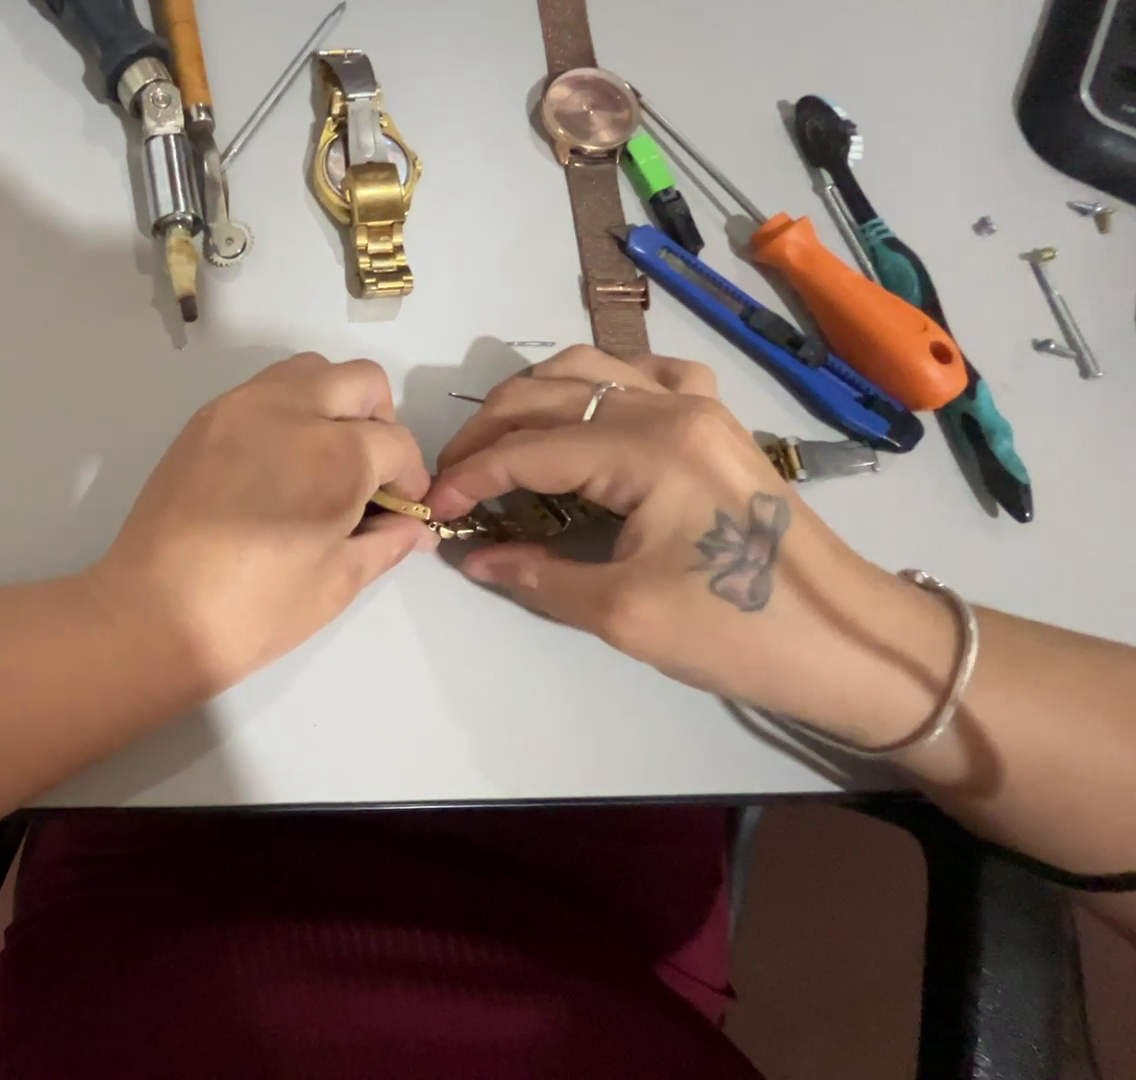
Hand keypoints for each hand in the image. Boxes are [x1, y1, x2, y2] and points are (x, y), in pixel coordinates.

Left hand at [93, 354, 436, 692]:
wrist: (153, 614)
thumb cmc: (253, 610)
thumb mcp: (335, 584)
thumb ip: (384, 542)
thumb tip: (410, 525)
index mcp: (334, 455)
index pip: (396, 442)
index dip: (409, 477)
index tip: (401, 507)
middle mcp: (289, 412)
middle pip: (360, 381)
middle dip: (379, 421)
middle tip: (369, 472)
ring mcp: (239, 409)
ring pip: (307, 371)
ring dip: (331, 403)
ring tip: (322, 459)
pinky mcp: (203, 421)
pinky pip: (261, 391)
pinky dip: (285, 410)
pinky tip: (277, 464)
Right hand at [425, 347, 950, 740]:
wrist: (857, 642)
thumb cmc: (739, 631)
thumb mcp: (620, 614)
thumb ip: (534, 575)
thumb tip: (472, 556)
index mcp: (649, 451)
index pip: (527, 449)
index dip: (469, 478)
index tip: (435, 508)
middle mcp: (670, 409)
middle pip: (543, 395)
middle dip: (482, 435)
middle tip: (452, 481)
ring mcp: (697, 407)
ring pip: (584, 370)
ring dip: (526, 403)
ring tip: (495, 447)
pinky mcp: (713, 420)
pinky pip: (640, 375)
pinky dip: (592, 387)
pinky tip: (577, 417)